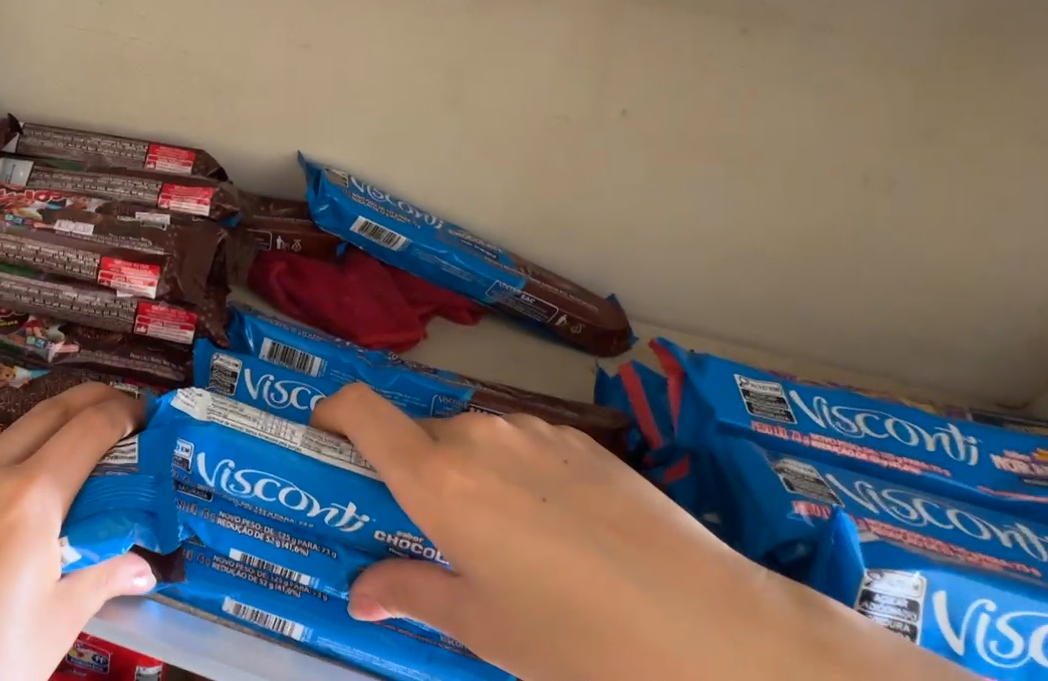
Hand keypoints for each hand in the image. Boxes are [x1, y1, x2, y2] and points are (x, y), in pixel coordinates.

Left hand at [0, 383, 156, 680]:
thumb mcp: (56, 625)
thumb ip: (102, 577)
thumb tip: (142, 567)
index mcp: (29, 499)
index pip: (87, 429)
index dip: (121, 412)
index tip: (141, 412)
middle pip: (45, 415)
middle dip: (85, 403)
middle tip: (112, 411)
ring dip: (29, 453)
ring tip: (43, 490)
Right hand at [312, 384, 971, 680]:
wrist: (720, 633)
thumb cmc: (578, 639)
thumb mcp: (482, 626)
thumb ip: (410, 592)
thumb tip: (360, 592)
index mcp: (437, 475)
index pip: (358, 408)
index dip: (331, 415)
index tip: (327, 445)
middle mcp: (476, 434)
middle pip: (415, 432)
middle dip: (407, 470)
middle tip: (428, 529)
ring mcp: (533, 431)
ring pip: (470, 437)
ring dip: (463, 472)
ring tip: (502, 539)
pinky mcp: (582, 440)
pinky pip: (520, 443)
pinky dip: (512, 473)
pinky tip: (557, 532)